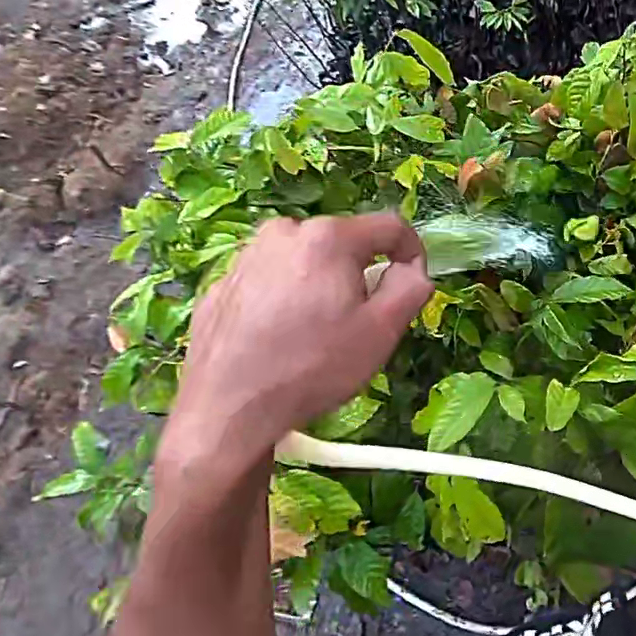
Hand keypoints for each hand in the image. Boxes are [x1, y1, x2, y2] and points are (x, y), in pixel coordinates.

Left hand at [159, 213, 432, 475]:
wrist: (227, 409)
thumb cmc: (313, 368)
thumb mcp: (381, 332)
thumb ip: (411, 288)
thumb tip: (413, 268)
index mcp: (328, 238)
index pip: (390, 226)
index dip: (411, 252)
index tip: (410, 285)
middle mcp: (284, 232)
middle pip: (343, 243)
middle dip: (359, 274)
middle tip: (356, 321)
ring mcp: (247, 255)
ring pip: (305, 261)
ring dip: (320, 285)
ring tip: (314, 333)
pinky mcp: (223, 283)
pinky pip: (270, 280)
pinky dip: (284, 299)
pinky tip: (278, 339)